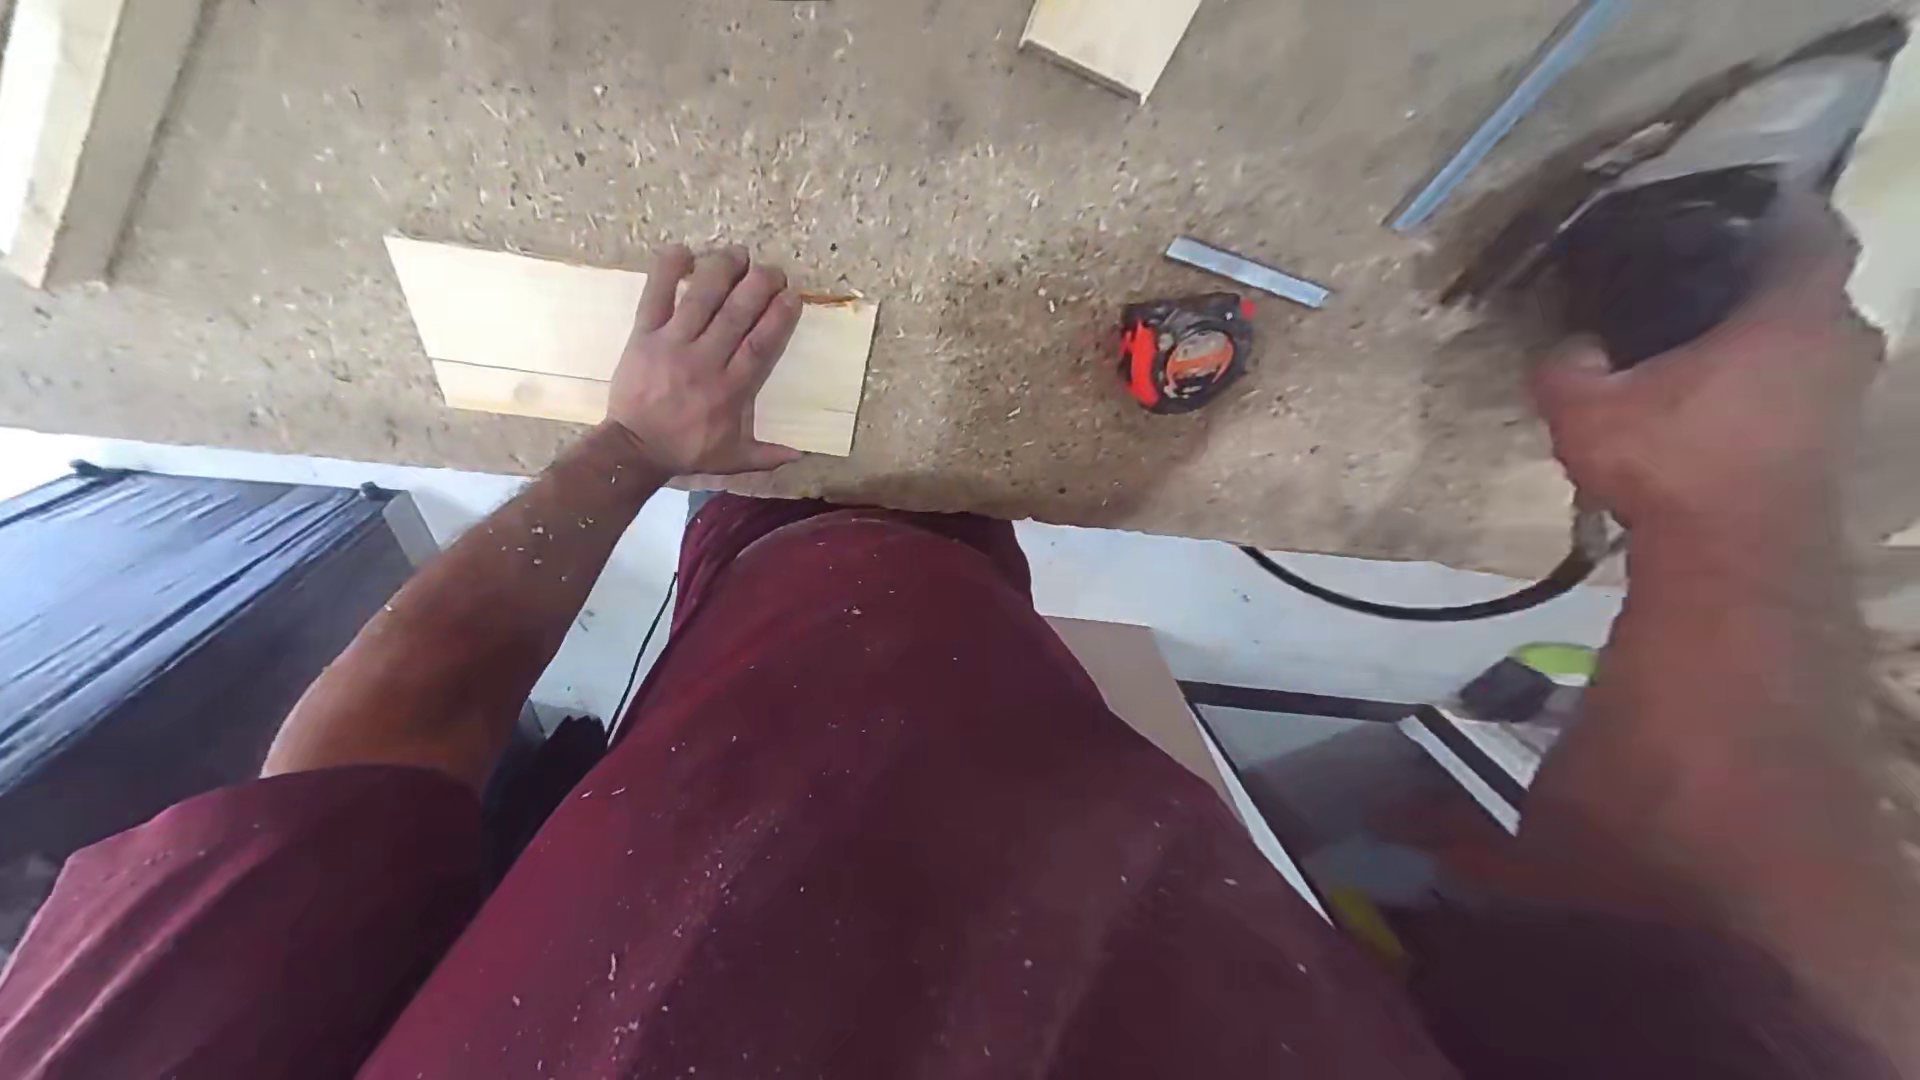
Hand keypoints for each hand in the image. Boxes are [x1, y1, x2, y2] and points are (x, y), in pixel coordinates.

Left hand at [605, 244, 804, 475]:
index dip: (778, 317)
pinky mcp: (643, 335)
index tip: (792, 296)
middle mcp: (704, 361)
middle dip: (757, 287)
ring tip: (738, 253)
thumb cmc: (688, 451)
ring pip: (700, 299)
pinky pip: (655, 296)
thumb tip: (802, 455)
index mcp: (731, 390)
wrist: (635, 448)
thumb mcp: (733, 459)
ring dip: (721, 271)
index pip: (759, 345)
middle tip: (774, 270)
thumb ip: (768, 455)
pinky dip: (667, 270)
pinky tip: (683, 250)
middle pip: (735, 315)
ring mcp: (672, 344)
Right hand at [1531, 196, 1882, 534]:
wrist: (1730, 544)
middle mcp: (1839, 339)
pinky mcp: (1830, 431)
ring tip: (1684, 346)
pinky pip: (1794, 379)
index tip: (1735, 205)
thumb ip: (1566, 365)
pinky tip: (1701, 397)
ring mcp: (1843, 389)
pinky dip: (1755, 375)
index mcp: (1787, 316)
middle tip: (1684, 287)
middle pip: (1802, 287)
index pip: (1806, 233)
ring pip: (1799, 337)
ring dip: (1751, 336)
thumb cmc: (1664, 458)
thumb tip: (1569, 346)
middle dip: (1748, 283)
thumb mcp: (1583, 408)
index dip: (1777, 209)